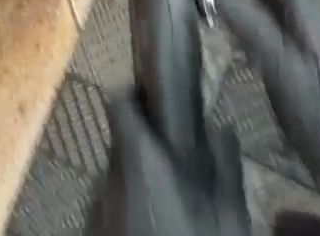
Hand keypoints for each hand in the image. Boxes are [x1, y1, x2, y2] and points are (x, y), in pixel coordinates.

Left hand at [88, 95, 248, 235]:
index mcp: (140, 162)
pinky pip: (110, 211)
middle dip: (148, 147)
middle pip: (122, 143)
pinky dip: (130, 212)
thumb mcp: (228, 220)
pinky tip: (159, 230)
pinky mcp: (92, 233)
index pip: (121, 102)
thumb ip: (225, 171)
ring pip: (116, 178)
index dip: (140, 97)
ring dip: (140, 181)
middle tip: (183, 162)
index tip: (164, 105)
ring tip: (176, 203)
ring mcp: (94, 213)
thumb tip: (222, 131)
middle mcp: (107, 180)